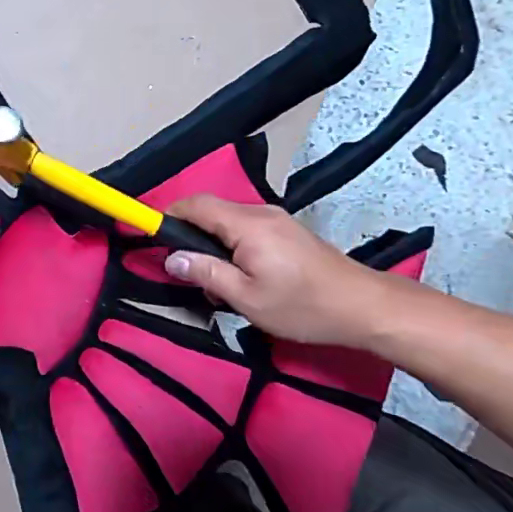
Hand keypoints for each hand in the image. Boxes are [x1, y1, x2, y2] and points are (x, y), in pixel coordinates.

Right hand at [163, 195, 409, 348]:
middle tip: (185, 273)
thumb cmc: (302, 307)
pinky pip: (247, 230)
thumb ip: (206, 273)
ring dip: (213, 246)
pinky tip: (240, 279)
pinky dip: (233, 248)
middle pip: (212, 212)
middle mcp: (261, 214)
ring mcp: (277, 220)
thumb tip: (172, 258)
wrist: (363, 307)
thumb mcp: (246, 298)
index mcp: (247, 225)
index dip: (168, 214)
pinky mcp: (287, 232)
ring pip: (229, 223)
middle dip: (191, 237)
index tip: (149, 233)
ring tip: (216, 284)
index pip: (196, 205)